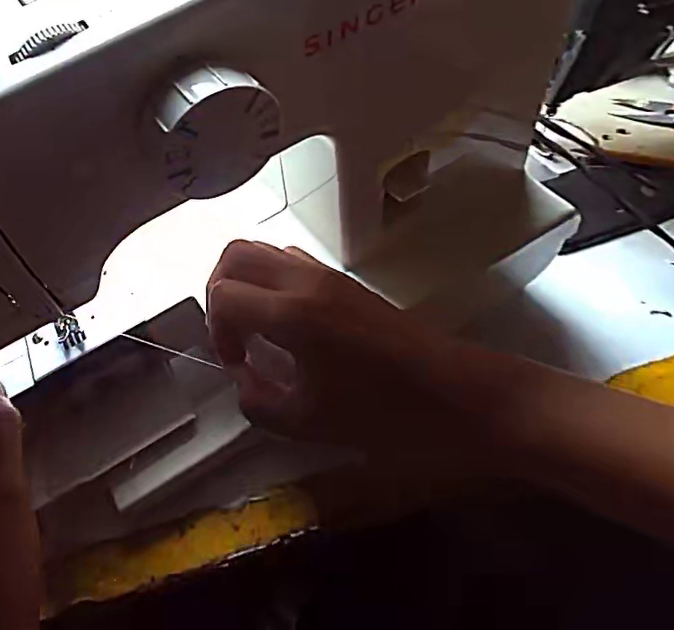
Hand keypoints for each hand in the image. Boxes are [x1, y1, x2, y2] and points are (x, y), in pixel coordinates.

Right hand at [204, 240, 506, 463]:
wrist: (457, 394)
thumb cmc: (386, 415)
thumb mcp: (309, 424)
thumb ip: (259, 400)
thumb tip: (243, 378)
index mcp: (293, 313)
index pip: (224, 293)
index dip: (216, 331)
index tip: (238, 364)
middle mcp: (306, 280)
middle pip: (236, 253)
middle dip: (218, 290)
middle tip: (232, 336)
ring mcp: (329, 274)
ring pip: (265, 249)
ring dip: (246, 281)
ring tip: (257, 330)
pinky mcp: (347, 280)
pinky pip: (293, 261)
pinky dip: (273, 280)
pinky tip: (289, 325)